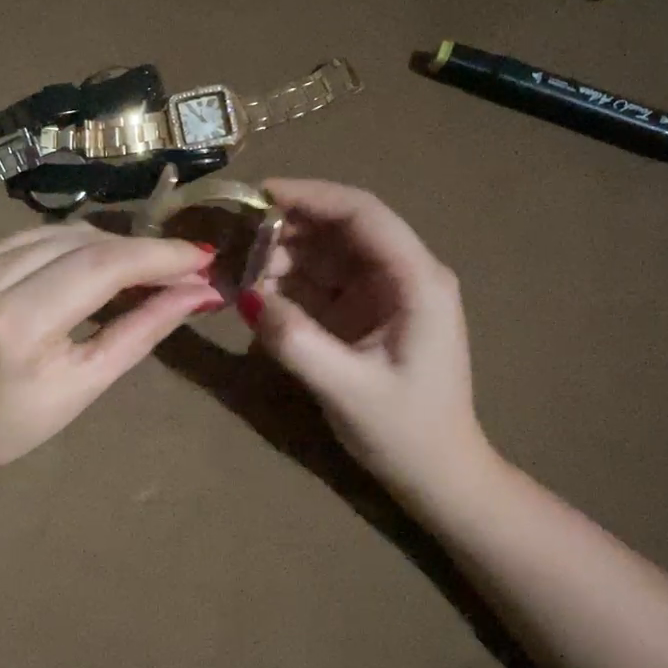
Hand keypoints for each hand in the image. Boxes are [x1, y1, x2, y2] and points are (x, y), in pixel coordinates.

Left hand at [0, 222, 220, 494]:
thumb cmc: (18, 422)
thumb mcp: (86, 383)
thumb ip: (142, 330)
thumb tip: (201, 291)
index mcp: (17, 325)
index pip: (100, 267)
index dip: (158, 256)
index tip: (203, 257)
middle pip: (82, 241)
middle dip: (140, 249)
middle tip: (183, 266)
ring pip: (59, 232)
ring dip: (108, 244)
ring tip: (145, 268)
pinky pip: (32, 237)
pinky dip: (72, 246)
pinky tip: (96, 264)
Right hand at [242, 179, 491, 498]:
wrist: (435, 473)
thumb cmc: (404, 430)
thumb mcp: (345, 388)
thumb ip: (294, 341)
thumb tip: (245, 296)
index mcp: (415, 281)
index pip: (363, 215)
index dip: (311, 196)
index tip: (258, 194)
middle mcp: (400, 276)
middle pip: (339, 230)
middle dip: (286, 229)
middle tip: (232, 241)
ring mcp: (378, 297)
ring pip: (323, 256)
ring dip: (279, 258)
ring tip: (234, 271)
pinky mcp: (359, 318)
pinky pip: (316, 287)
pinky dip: (283, 286)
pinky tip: (251, 294)